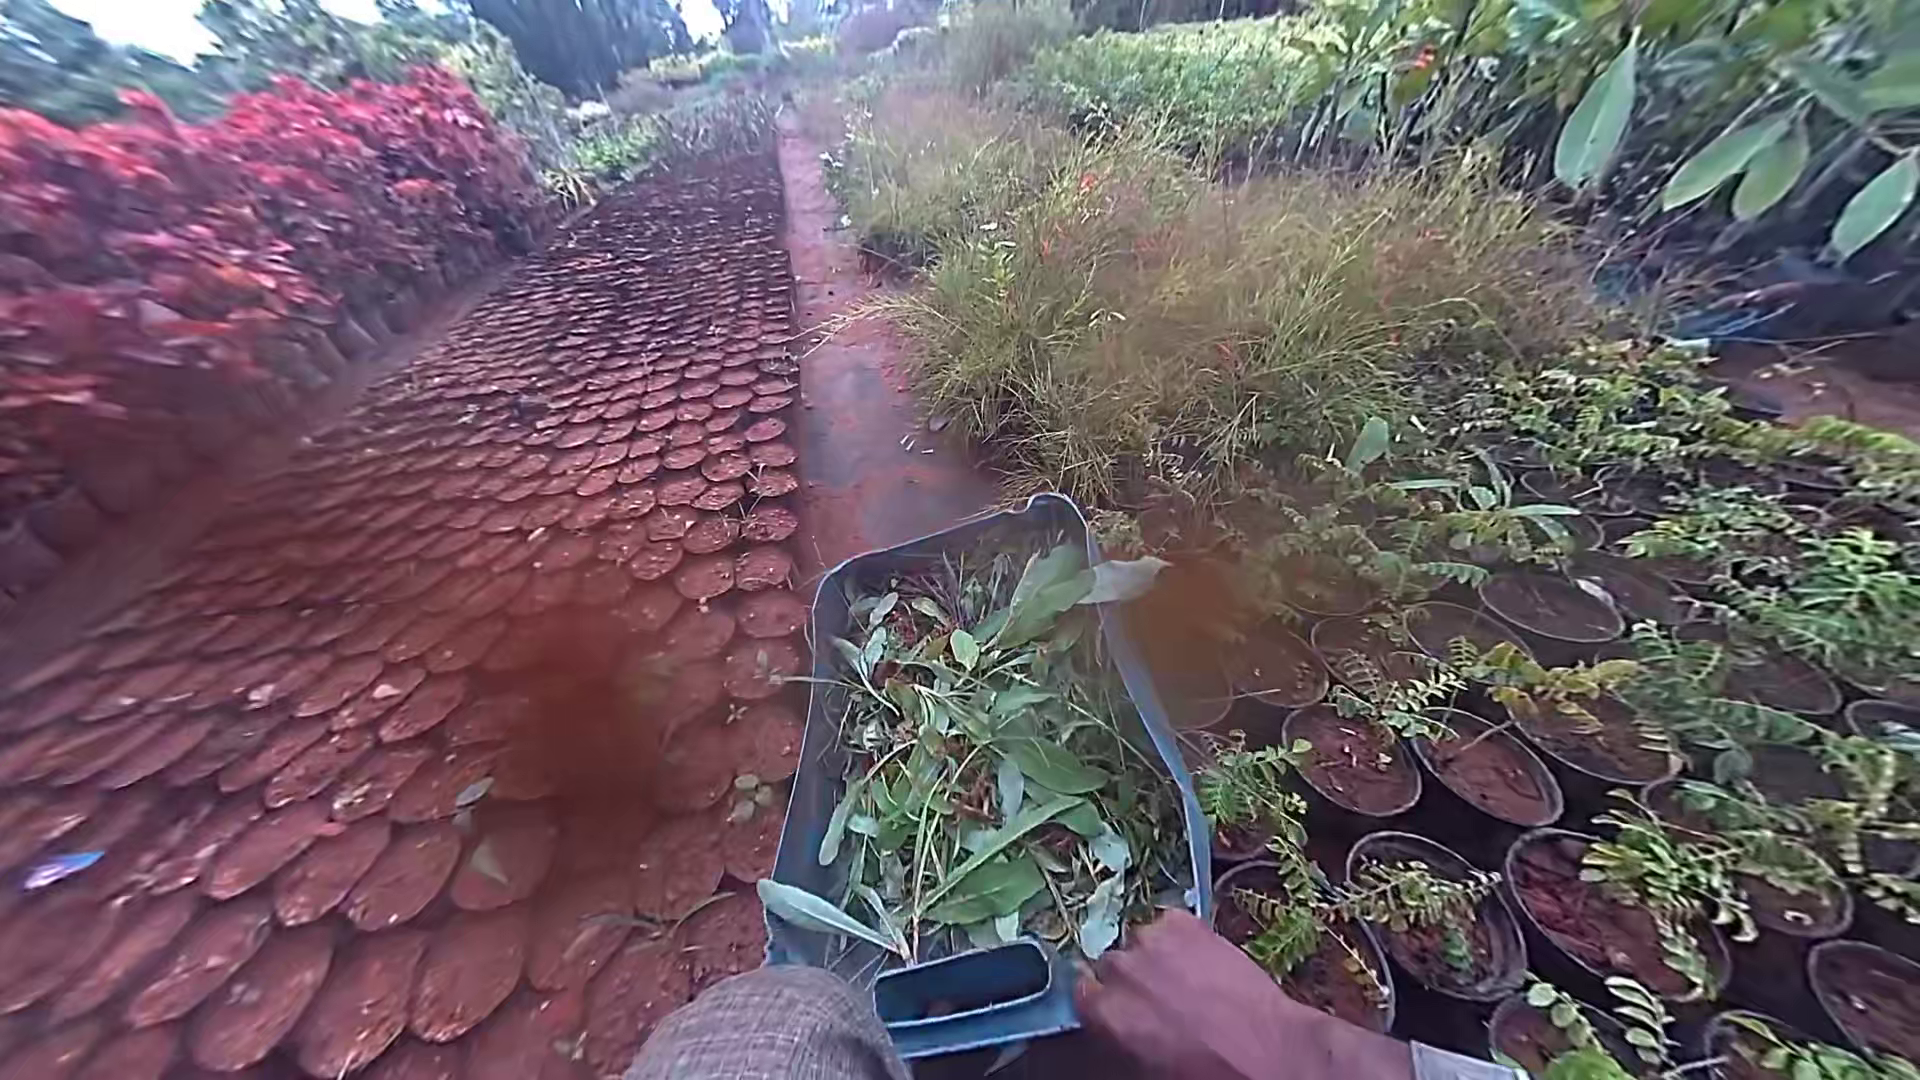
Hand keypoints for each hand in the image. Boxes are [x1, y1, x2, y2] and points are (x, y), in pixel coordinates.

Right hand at [1074, 910, 1413, 1079]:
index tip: (1117, 1001)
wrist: (1275, 1054)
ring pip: (1141, 939)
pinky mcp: (1179, 918)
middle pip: (1110, 961)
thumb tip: (1119, 1018)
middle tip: (1161, 995)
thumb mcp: (1154, 1068)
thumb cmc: (1213, 1076)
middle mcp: (1119, 967)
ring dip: (1155, 954)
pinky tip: (1202, 959)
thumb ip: (1125, 1033)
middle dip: (1131, 976)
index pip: (1082, 988)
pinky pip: (1168, 923)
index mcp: (1109, 1011)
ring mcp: (1149, 936)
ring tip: (1186, 976)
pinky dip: (1180, 938)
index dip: (1101, 995)